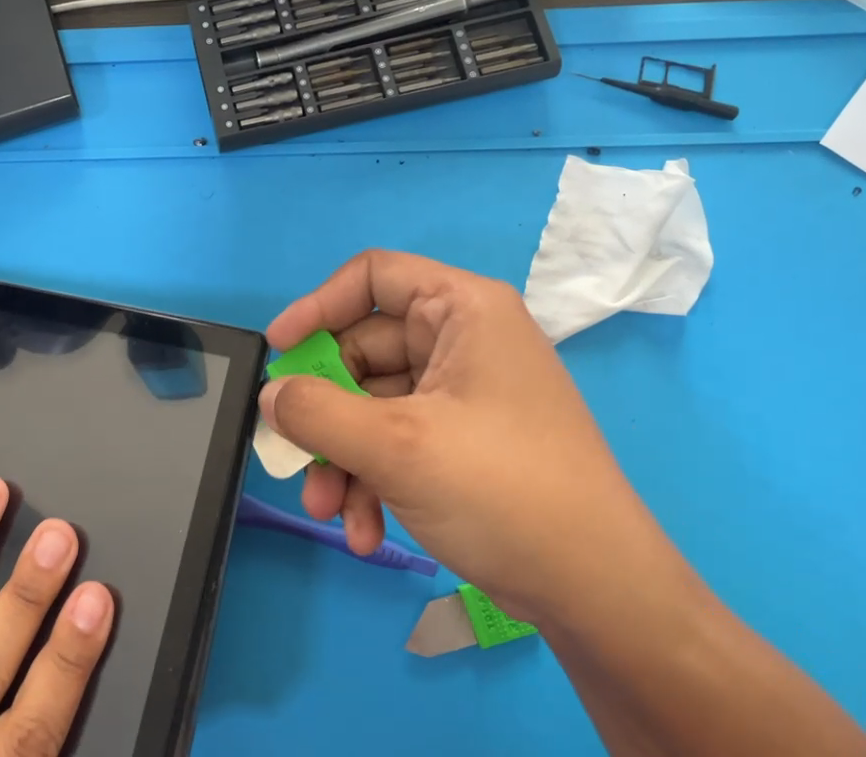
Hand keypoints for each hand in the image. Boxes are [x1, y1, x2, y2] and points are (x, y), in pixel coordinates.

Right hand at [261, 250, 673, 620]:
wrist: (595, 589)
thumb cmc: (501, 490)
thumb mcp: (395, 446)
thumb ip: (316, 413)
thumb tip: (269, 396)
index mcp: (462, 310)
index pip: (372, 276)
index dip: (316, 307)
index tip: (278, 352)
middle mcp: (464, 341)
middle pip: (363, 351)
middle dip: (326, 414)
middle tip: (296, 456)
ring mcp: (464, 394)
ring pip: (372, 405)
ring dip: (343, 458)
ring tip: (330, 510)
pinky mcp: (463, 442)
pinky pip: (396, 441)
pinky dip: (372, 479)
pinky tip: (366, 529)